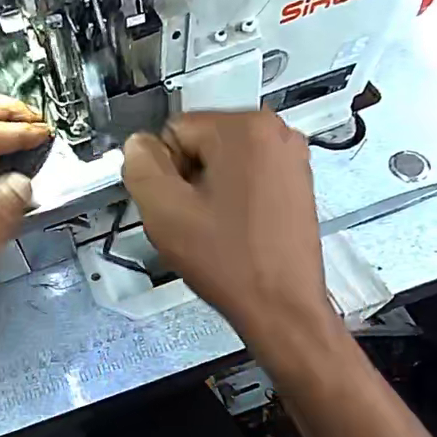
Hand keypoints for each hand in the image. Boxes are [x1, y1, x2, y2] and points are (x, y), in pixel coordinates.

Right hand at [122, 111, 342, 371]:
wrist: (282, 308)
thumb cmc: (234, 265)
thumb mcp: (165, 212)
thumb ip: (139, 166)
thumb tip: (139, 147)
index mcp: (246, 128)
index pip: (175, 131)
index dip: (165, 172)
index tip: (177, 205)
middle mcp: (276, 134)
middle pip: (202, 144)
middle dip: (190, 180)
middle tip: (197, 222)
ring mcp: (291, 161)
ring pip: (224, 165)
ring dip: (211, 194)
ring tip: (218, 230)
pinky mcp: (297, 186)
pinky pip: (248, 181)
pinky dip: (235, 203)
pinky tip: (235, 233)